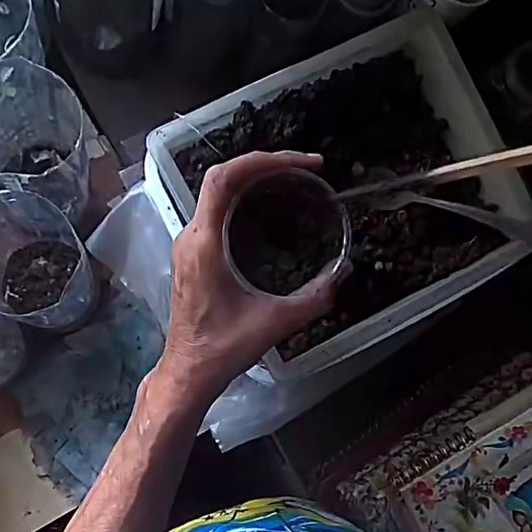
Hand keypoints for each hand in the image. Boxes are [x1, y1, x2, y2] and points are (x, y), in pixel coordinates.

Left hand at [154, 151, 347, 403]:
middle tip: (304, 168)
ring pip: (216, 193)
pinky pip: (214, 211)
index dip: (262, 160)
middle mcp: (190, 237)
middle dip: (263, 164)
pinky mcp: (191, 255)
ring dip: (252, 180)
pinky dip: (242, 199)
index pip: (223, 179)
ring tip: (290, 180)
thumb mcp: (275, 323)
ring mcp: (187, 245)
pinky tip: (267, 208)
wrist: (189, 370)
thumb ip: (315, 298)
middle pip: (221, 179)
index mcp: (204, 245)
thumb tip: (344, 271)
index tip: (300, 164)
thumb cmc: (222, 349)